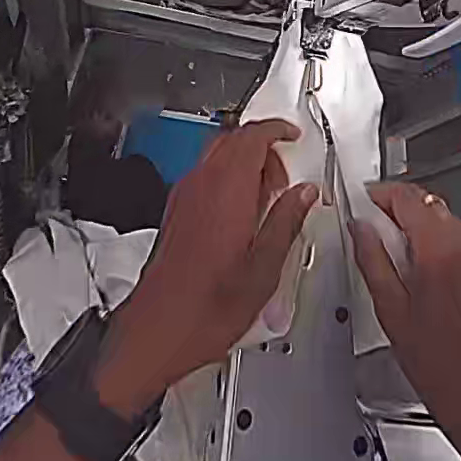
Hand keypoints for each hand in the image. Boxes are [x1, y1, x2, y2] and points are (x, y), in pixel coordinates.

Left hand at [94, 119, 317, 416]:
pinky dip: (229, 177)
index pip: (252, 136)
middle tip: (284, 174)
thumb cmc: (204, 308)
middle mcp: (201, 186)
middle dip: (264, 146)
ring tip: (267, 196)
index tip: (292, 135)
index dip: (277, 129)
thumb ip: (287, 221)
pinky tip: (242, 213)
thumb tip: (304, 194)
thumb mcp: (264, 269)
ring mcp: (185, 196)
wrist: (156, 332)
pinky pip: (206, 175)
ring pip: (218, 154)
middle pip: (234, 138)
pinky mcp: (176, 211)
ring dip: (246, 161)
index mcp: (227, 191)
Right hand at [350, 182, 460, 460]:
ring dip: (422, 227)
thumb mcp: (391, 310)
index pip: (408, 198)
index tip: (367, 200)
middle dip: (400, 211)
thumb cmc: (442, 366)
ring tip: (402, 259)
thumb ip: (372, 259)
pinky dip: (443, 244)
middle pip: (429, 204)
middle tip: (377, 230)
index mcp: (440, 251)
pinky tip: (429, 273)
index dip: (382, 194)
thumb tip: (360, 230)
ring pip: (447, 220)